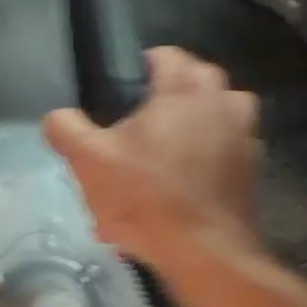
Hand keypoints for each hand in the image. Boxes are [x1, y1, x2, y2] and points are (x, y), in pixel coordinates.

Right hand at [42, 46, 265, 270]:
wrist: (203, 251)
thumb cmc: (145, 198)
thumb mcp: (89, 162)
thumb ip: (67, 130)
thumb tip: (56, 117)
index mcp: (185, 88)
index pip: (164, 55)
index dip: (139, 68)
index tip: (122, 91)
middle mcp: (223, 100)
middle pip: (194, 83)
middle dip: (167, 100)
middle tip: (139, 129)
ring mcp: (245, 135)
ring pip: (214, 119)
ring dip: (192, 129)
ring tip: (164, 158)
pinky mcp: (251, 170)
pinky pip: (223, 155)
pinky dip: (204, 166)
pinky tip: (179, 193)